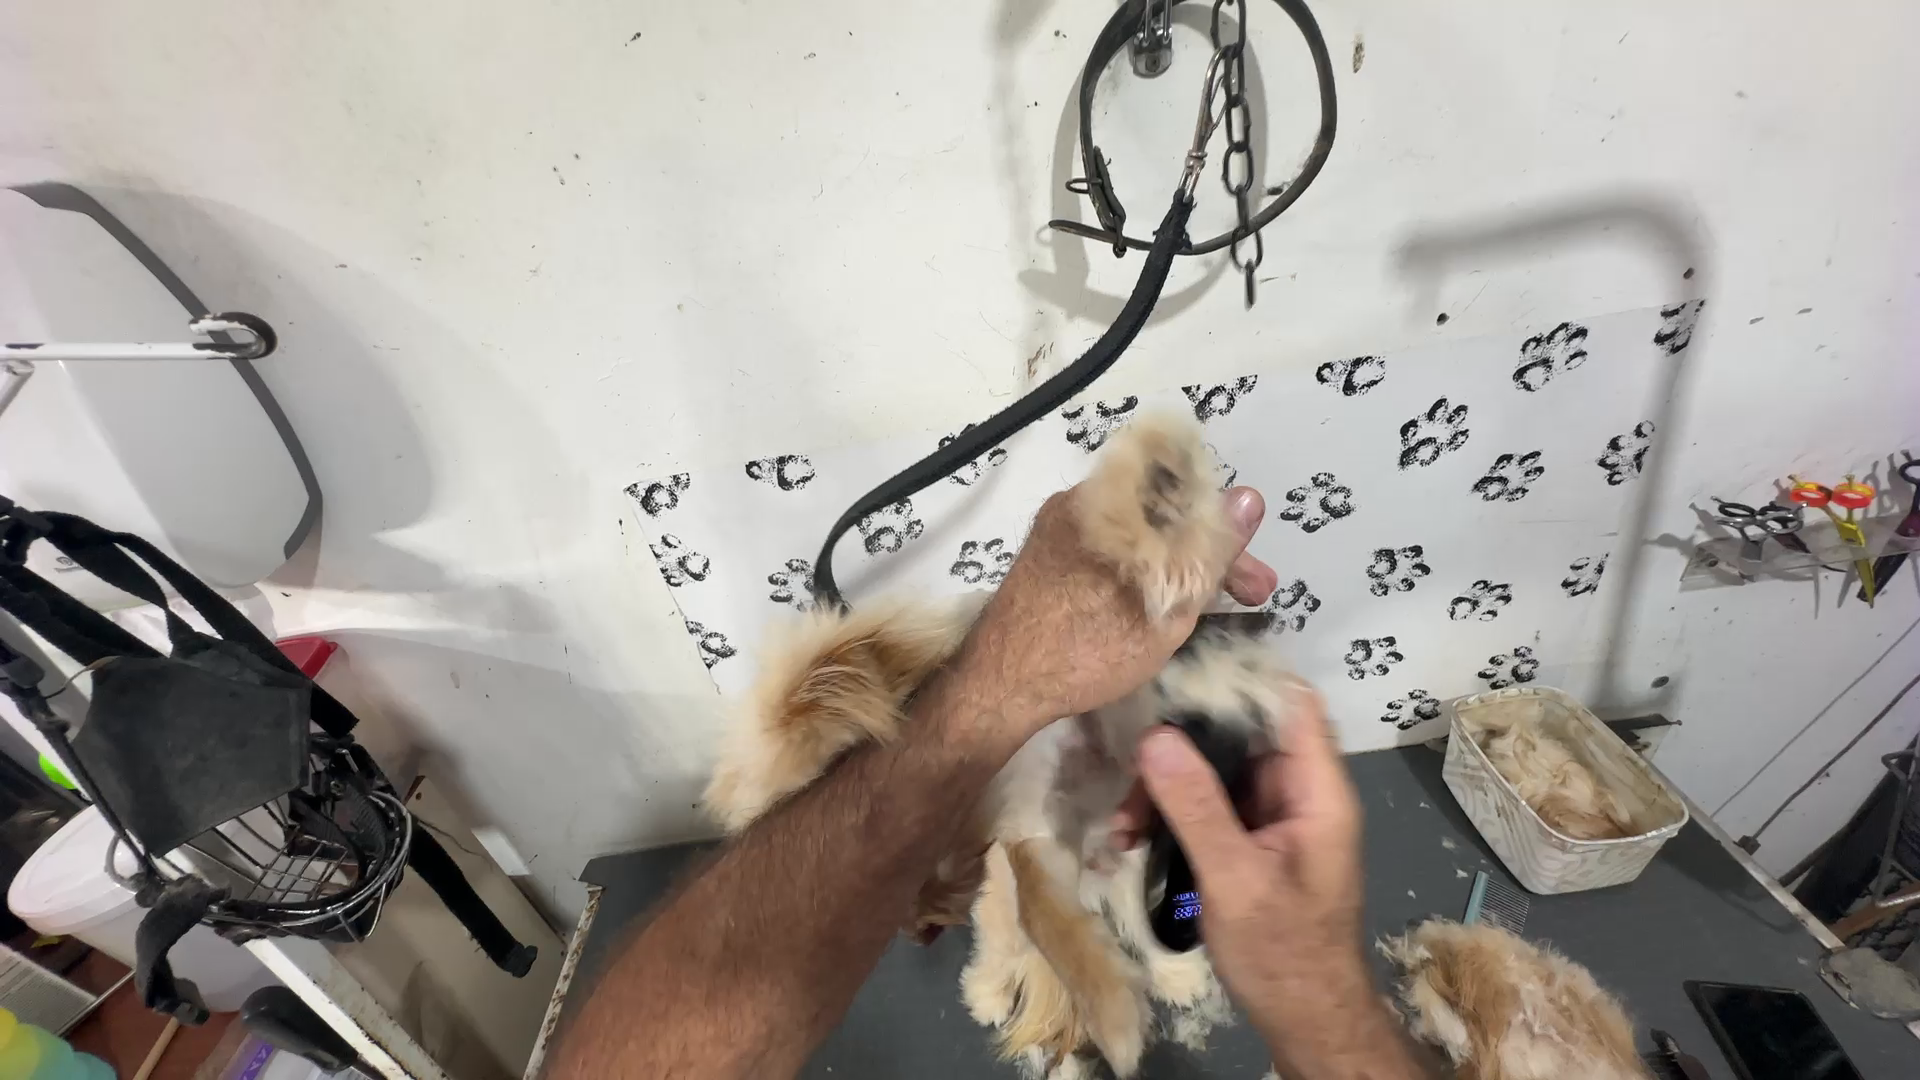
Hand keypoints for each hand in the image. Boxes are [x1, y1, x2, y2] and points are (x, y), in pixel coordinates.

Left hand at [951, 486, 1274, 737]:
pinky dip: (1143, 571)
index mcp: (1106, 499)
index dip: (1225, 521)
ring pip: (1139, 535)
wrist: (999, 684)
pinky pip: (1110, 551)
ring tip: (1212, 608)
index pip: (1183, 483)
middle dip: (1211, 550)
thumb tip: (1248, 496)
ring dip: (1180, 563)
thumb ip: (1209, 549)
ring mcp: (1059, 531)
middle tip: (1253, 593)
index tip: (1249, 568)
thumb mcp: (1166, 603)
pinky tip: (1163, 605)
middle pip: (1163, 512)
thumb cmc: (1086, 646)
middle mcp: (1079, 503)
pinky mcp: (1047, 559)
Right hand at [1126, 692, 1427, 1078]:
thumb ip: (1196, 806)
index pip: (1289, 702)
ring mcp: (1265, 809)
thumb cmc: (1283, 952)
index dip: (1242, 676)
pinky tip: (1131, 836)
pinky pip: (1199, 798)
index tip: (1181, 669)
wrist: (1301, 1020)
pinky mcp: (1241, 830)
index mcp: (1315, 789)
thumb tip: (1155, 735)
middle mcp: (1292, 788)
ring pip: (1208, 764)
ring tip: (1124, 820)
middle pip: (1236, 730)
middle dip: (1180, 741)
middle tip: (1132, 760)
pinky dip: (1164, 810)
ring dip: (1161, 785)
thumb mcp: (1235, 879)